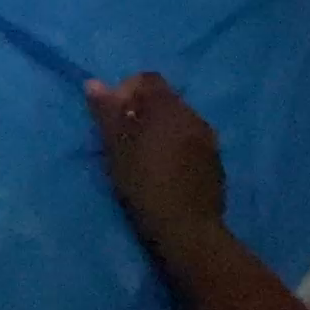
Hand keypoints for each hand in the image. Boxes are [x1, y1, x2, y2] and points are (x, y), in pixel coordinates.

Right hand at [85, 73, 225, 251]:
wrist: (187, 230)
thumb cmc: (144, 181)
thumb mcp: (116, 144)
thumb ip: (106, 110)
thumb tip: (93, 82)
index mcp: (170, 107)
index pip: (148, 79)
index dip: (127, 90)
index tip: (115, 116)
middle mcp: (194, 117)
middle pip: (164, 100)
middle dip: (143, 112)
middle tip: (124, 137)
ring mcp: (209, 142)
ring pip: (178, 123)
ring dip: (160, 130)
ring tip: (144, 156)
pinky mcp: (216, 165)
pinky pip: (191, 143)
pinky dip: (176, 148)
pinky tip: (165, 171)